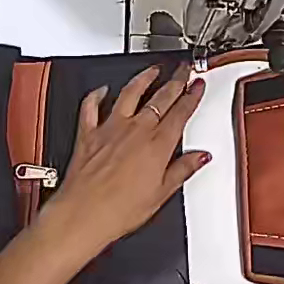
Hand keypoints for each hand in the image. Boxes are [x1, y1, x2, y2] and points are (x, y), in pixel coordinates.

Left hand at [0, 65, 209, 283]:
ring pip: (130, 93)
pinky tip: (102, 89)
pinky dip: (96, 95)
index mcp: (157, 145)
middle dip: (176, 80)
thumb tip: (199, 157)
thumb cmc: (119, 209)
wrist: (84, 213)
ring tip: (152, 70)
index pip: (181, 112)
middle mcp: (136, 130)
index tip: (197, 85)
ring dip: (143, 78)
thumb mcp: (162, 193)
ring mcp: (111, 128)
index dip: (192, 95)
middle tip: (183, 70)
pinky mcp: (89, 133)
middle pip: (161, 97)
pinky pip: (91, 106)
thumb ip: (183, 169)